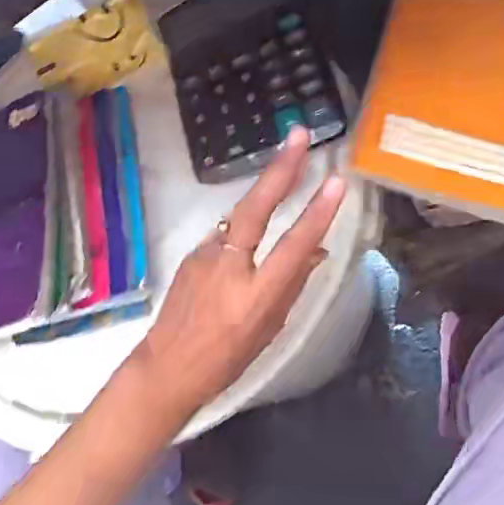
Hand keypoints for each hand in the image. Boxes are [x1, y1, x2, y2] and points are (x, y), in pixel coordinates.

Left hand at [125, 125, 347, 416]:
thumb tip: (317, 250)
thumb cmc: (226, 360)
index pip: (294, 247)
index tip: (336, 182)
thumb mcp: (270, 329)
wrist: (166, 368)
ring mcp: (206, 257)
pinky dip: (244, 224)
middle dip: (280, 169)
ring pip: (239, 215)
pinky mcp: (192, 254)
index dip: (317, 213)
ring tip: (288, 161)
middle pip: (256, 209)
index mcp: (256, 296)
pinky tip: (253, 227)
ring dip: (264, 189)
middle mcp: (230, 268)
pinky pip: (225, 232)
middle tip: (300, 136)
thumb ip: (292, 285)